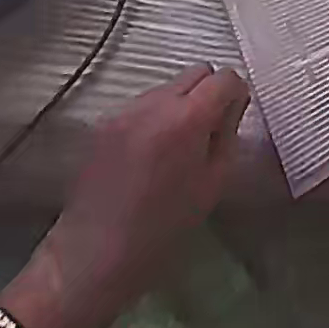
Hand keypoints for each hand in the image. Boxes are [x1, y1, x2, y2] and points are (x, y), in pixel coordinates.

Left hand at [35, 64, 248, 298]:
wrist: (93, 256)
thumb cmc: (163, 227)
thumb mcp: (214, 183)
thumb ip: (228, 134)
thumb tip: (230, 108)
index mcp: (187, 118)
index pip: (226, 77)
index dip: (235, 95)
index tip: (232, 118)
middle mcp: (156, 102)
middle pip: (198, 71)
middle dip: (209, 92)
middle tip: (207, 129)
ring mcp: (127, 108)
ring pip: (170, 85)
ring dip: (181, 102)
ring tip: (175, 144)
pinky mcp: (106, 119)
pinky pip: (144, 102)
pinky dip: (155, 115)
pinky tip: (149, 152)